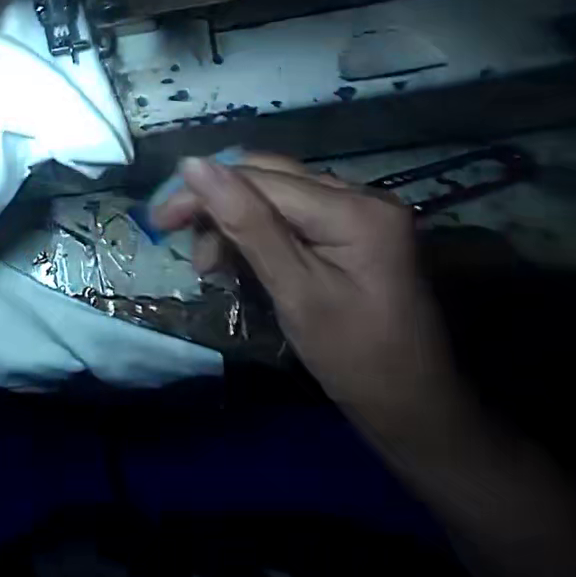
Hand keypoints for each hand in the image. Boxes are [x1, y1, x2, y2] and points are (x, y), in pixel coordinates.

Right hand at [152, 153, 455, 421]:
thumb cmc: (357, 360)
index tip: (158, 220)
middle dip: (215, 203)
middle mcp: (362, 194)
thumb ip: (246, 224)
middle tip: (177, 237)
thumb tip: (192, 164)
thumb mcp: (296, 293)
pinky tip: (238, 256)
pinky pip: (291, 209)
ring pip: (274, 191)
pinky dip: (256, 229)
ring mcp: (360, 209)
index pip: (260, 181)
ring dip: (232, 218)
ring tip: (210, 262)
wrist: (417, 412)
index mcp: (356, 209)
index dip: (203, 193)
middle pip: (266, 177)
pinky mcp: (353, 227)